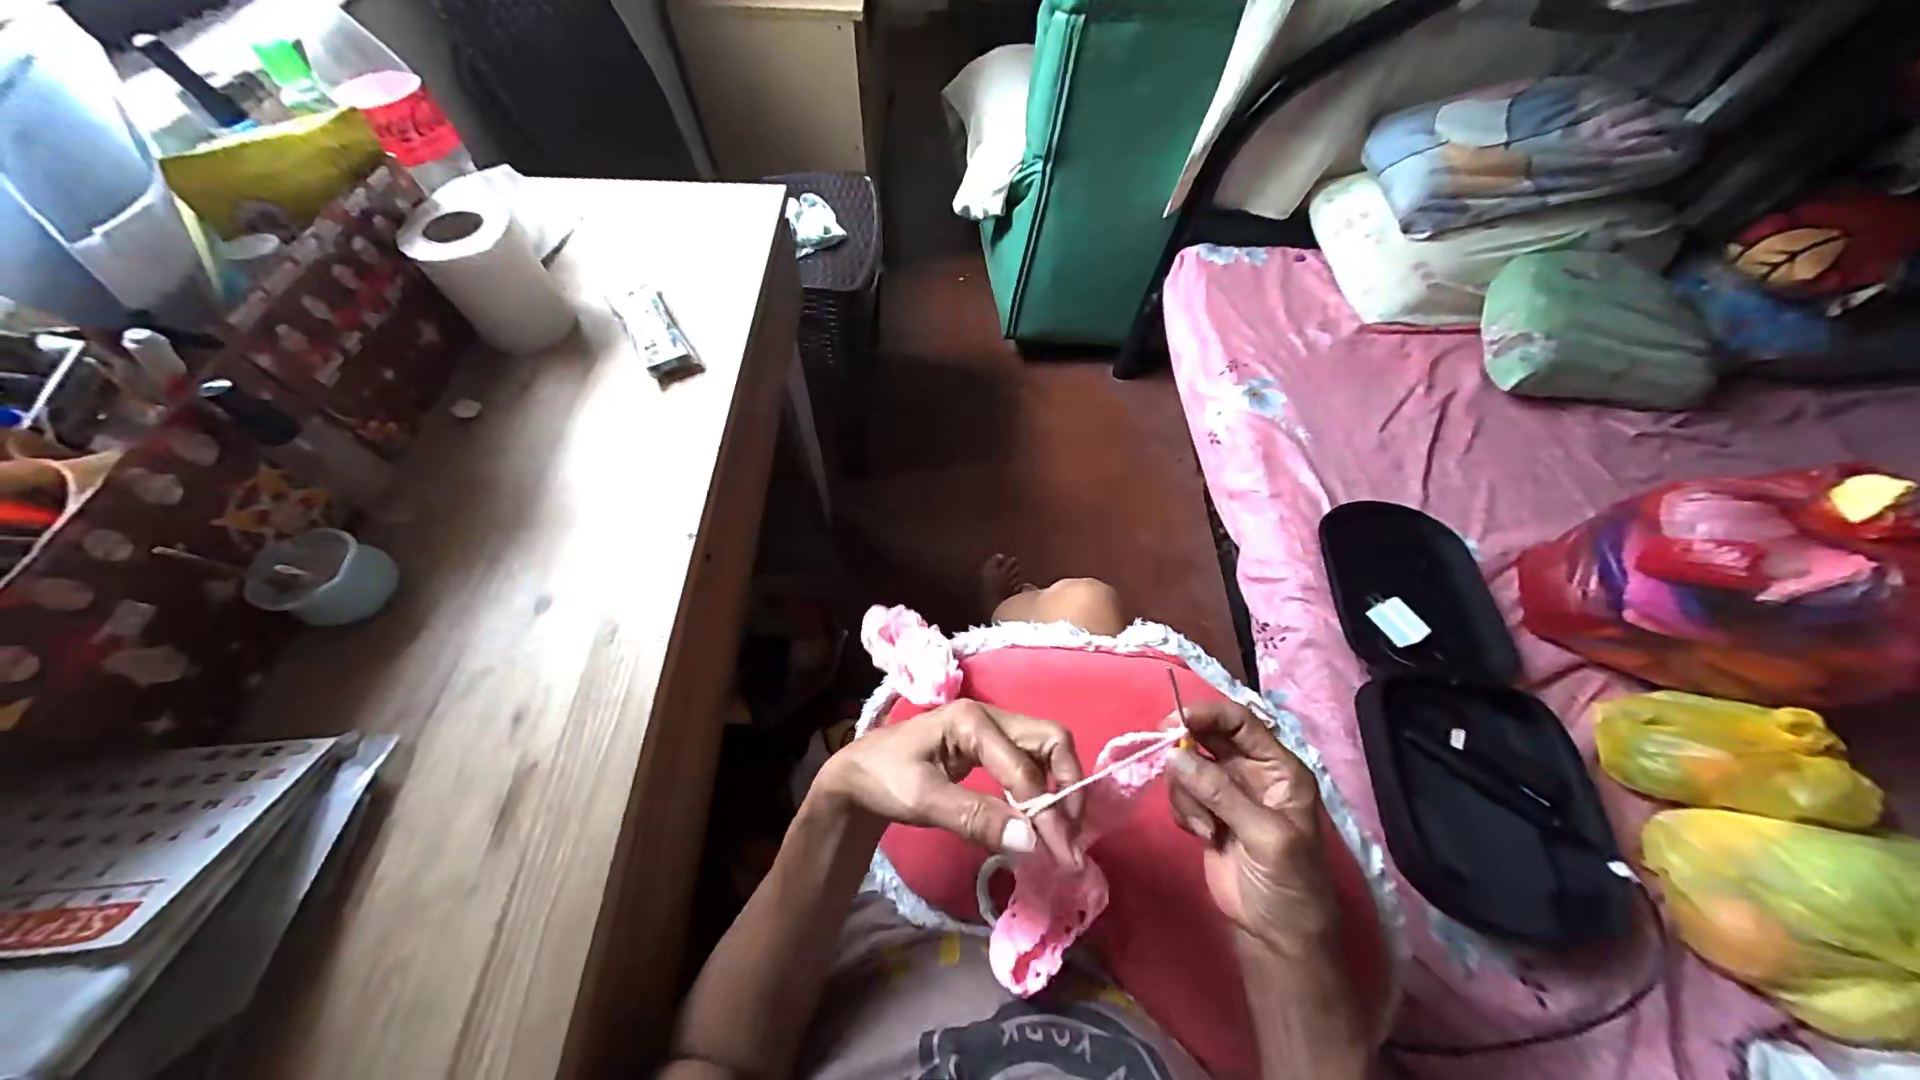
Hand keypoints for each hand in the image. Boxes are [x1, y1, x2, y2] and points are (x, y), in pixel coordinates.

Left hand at [813, 700, 1082, 862]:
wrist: (856, 775)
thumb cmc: (884, 779)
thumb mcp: (923, 799)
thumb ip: (974, 817)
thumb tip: (1030, 840)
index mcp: (972, 721)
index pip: (1025, 767)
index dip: (1046, 811)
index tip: (1059, 854)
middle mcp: (990, 717)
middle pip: (1050, 739)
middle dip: (1068, 785)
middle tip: (1070, 836)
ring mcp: (991, 730)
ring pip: (1044, 749)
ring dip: (1059, 787)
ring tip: (1062, 834)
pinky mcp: (989, 747)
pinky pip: (1029, 761)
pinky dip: (1042, 789)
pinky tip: (1039, 820)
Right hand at [1166, 700, 1340, 957]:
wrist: (1277, 937)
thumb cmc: (1290, 884)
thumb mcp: (1266, 836)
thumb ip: (1222, 793)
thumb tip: (1174, 755)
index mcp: (1278, 768)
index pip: (1240, 722)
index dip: (1208, 714)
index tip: (1174, 720)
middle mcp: (1251, 772)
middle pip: (1207, 736)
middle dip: (1183, 742)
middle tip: (1161, 749)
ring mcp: (1226, 792)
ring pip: (1187, 764)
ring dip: (1186, 791)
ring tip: (1205, 827)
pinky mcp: (1205, 812)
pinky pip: (1180, 792)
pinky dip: (1182, 809)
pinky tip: (1201, 835)